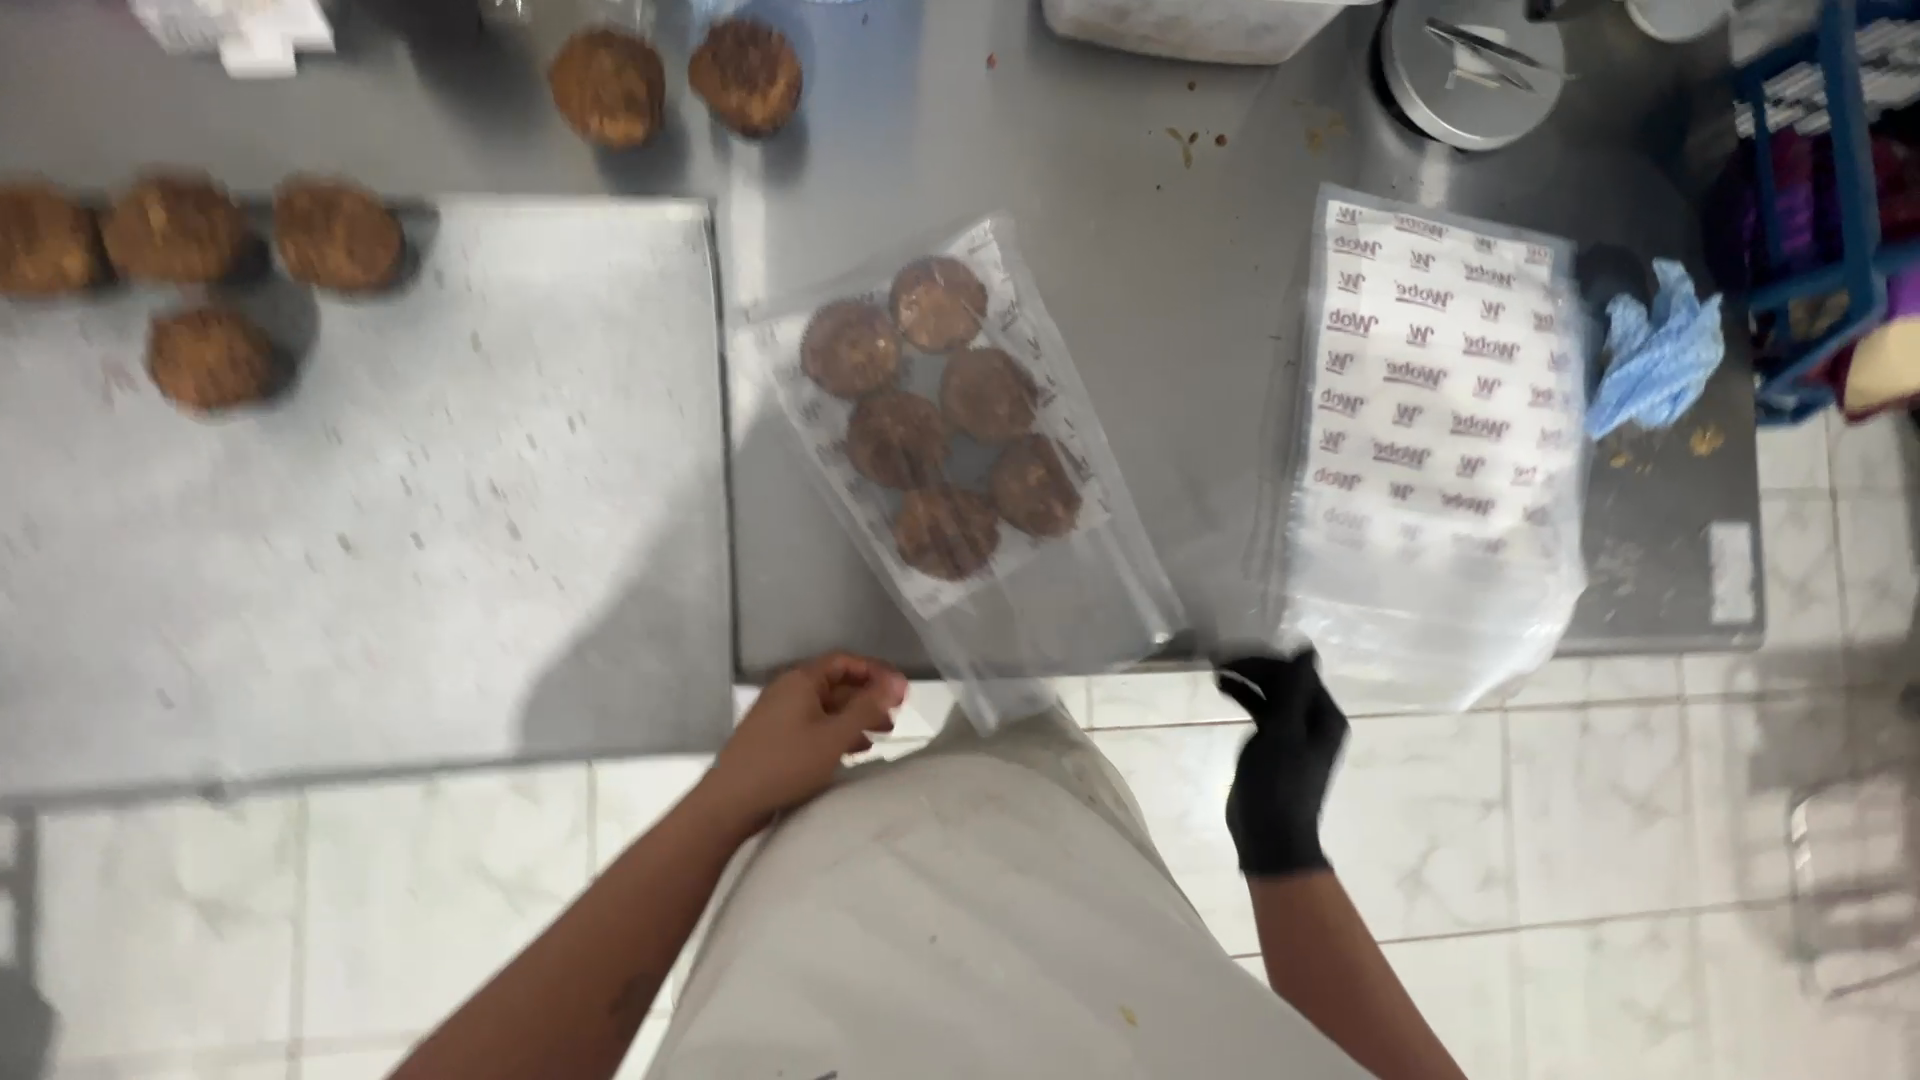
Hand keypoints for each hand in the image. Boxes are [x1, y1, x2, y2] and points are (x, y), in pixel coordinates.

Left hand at [699, 651, 907, 833]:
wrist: (729, 802)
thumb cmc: (786, 763)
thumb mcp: (834, 735)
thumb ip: (868, 707)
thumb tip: (898, 682)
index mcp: (802, 680)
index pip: (846, 661)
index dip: (876, 671)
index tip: (900, 690)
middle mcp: (789, 689)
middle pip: (836, 684)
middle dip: (868, 698)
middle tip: (895, 717)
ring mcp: (778, 713)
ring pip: (826, 707)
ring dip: (855, 718)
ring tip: (880, 735)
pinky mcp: (774, 737)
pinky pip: (813, 724)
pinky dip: (836, 732)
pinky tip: (852, 750)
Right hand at [1215, 651, 1348, 877]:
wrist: (1269, 835)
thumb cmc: (1278, 783)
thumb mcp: (1284, 731)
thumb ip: (1294, 689)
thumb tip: (1306, 648)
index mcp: (1324, 716)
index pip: (1295, 672)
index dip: (1262, 659)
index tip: (1226, 656)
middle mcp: (1313, 721)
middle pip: (1283, 681)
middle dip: (1252, 667)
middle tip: (1215, 661)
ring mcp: (1293, 734)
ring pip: (1270, 694)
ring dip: (1246, 680)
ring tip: (1215, 671)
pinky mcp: (1274, 745)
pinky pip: (1261, 710)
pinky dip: (1244, 698)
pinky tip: (1223, 689)